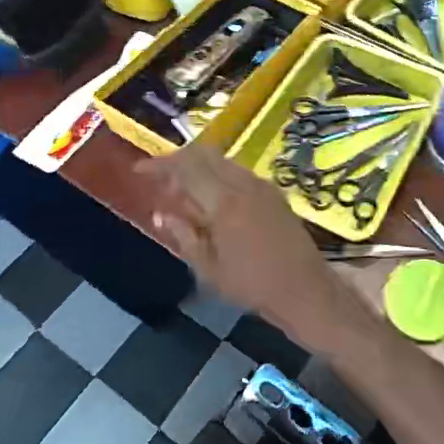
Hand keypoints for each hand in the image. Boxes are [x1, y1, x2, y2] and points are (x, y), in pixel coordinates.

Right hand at [135, 144, 356, 341]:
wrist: (304, 288)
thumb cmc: (252, 286)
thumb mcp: (209, 269)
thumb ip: (183, 235)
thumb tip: (160, 213)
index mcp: (225, 202)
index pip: (186, 167)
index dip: (160, 165)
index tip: (139, 171)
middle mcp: (244, 184)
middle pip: (205, 154)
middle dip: (178, 161)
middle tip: (159, 180)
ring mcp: (262, 185)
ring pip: (223, 161)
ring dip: (199, 168)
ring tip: (182, 193)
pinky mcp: (274, 192)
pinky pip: (238, 172)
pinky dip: (218, 176)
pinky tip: (210, 200)